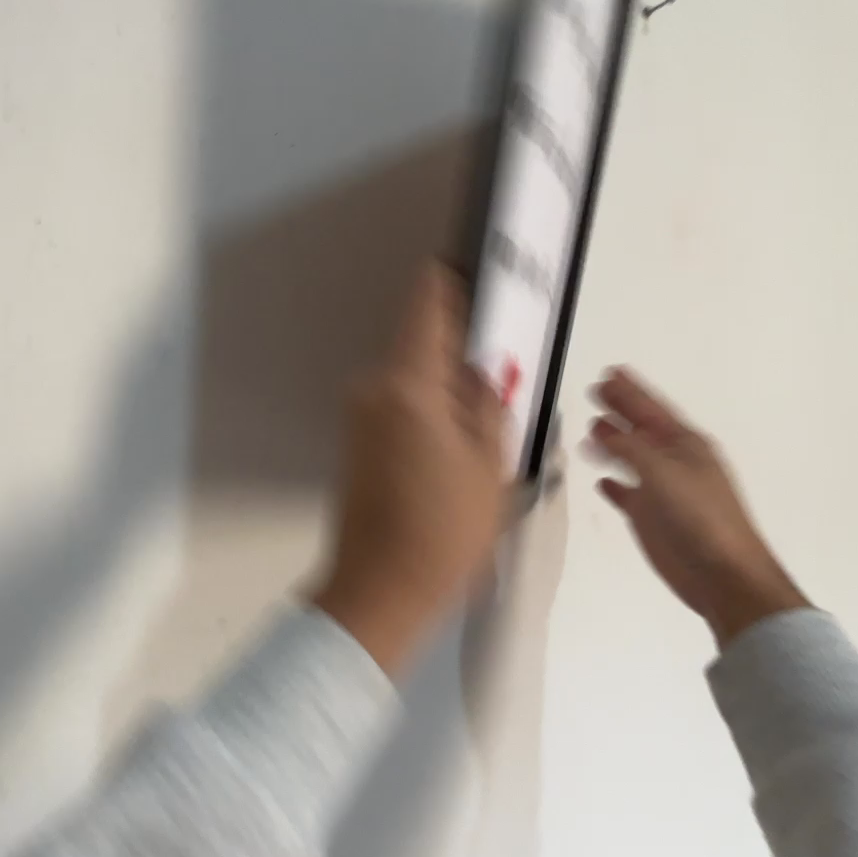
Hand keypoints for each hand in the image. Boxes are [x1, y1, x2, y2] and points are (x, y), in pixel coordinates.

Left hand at [310, 265, 507, 675]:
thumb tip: (482, 366)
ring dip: (446, 387)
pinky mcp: (357, 439)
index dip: (447, 283)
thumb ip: (487, 400)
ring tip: (483, 427)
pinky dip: (428, 410)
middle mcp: (373, 389)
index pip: (425, 306)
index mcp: (407, 385)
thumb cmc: (444, 530)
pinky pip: (399, 405)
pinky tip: (455, 448)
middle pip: (422, 346)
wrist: (379, 586)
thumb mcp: (490, 463)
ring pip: (413, 379)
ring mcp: (359, 414)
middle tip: (501, 378)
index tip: (469, 269)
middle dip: (460, 355)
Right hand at [587, 367, 808, 646]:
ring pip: (630, 458)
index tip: (610, 372)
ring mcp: (661, 490)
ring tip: (591, 429)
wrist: (723, 574)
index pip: (651, 409)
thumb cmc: (698, 516)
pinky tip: (602, 481)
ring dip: (611, 443)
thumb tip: (600, 426)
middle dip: (620, 410)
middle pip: (640, 429)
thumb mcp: (662, 472)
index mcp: (684, 446)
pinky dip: (614, 485)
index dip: (630, 391)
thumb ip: (628, 447)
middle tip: (597, 390)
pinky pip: (626, 493)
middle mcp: (672, 462)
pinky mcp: (650, 517)